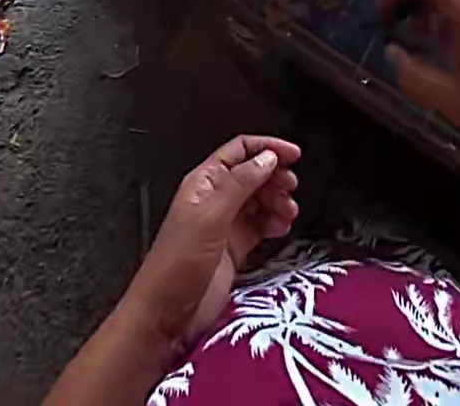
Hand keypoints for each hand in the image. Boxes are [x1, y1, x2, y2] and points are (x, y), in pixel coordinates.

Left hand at [120, 135, 300, 354]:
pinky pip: (259, 226)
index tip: (291, 153)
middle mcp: (215, 199)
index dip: (265, 148)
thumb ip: (239, 184)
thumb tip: (265, 159)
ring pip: (258, 199)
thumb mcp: (210, 216)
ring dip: (277, 200)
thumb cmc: (176, 263)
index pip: (239, 151)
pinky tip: (281, 226)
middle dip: (275, 175)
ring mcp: (224, 223)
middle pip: (252, 174)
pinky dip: (274, 222)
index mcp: (204, 182)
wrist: (167, 313)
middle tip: (291, 186)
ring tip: (289, 209)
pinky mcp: (233, 247)